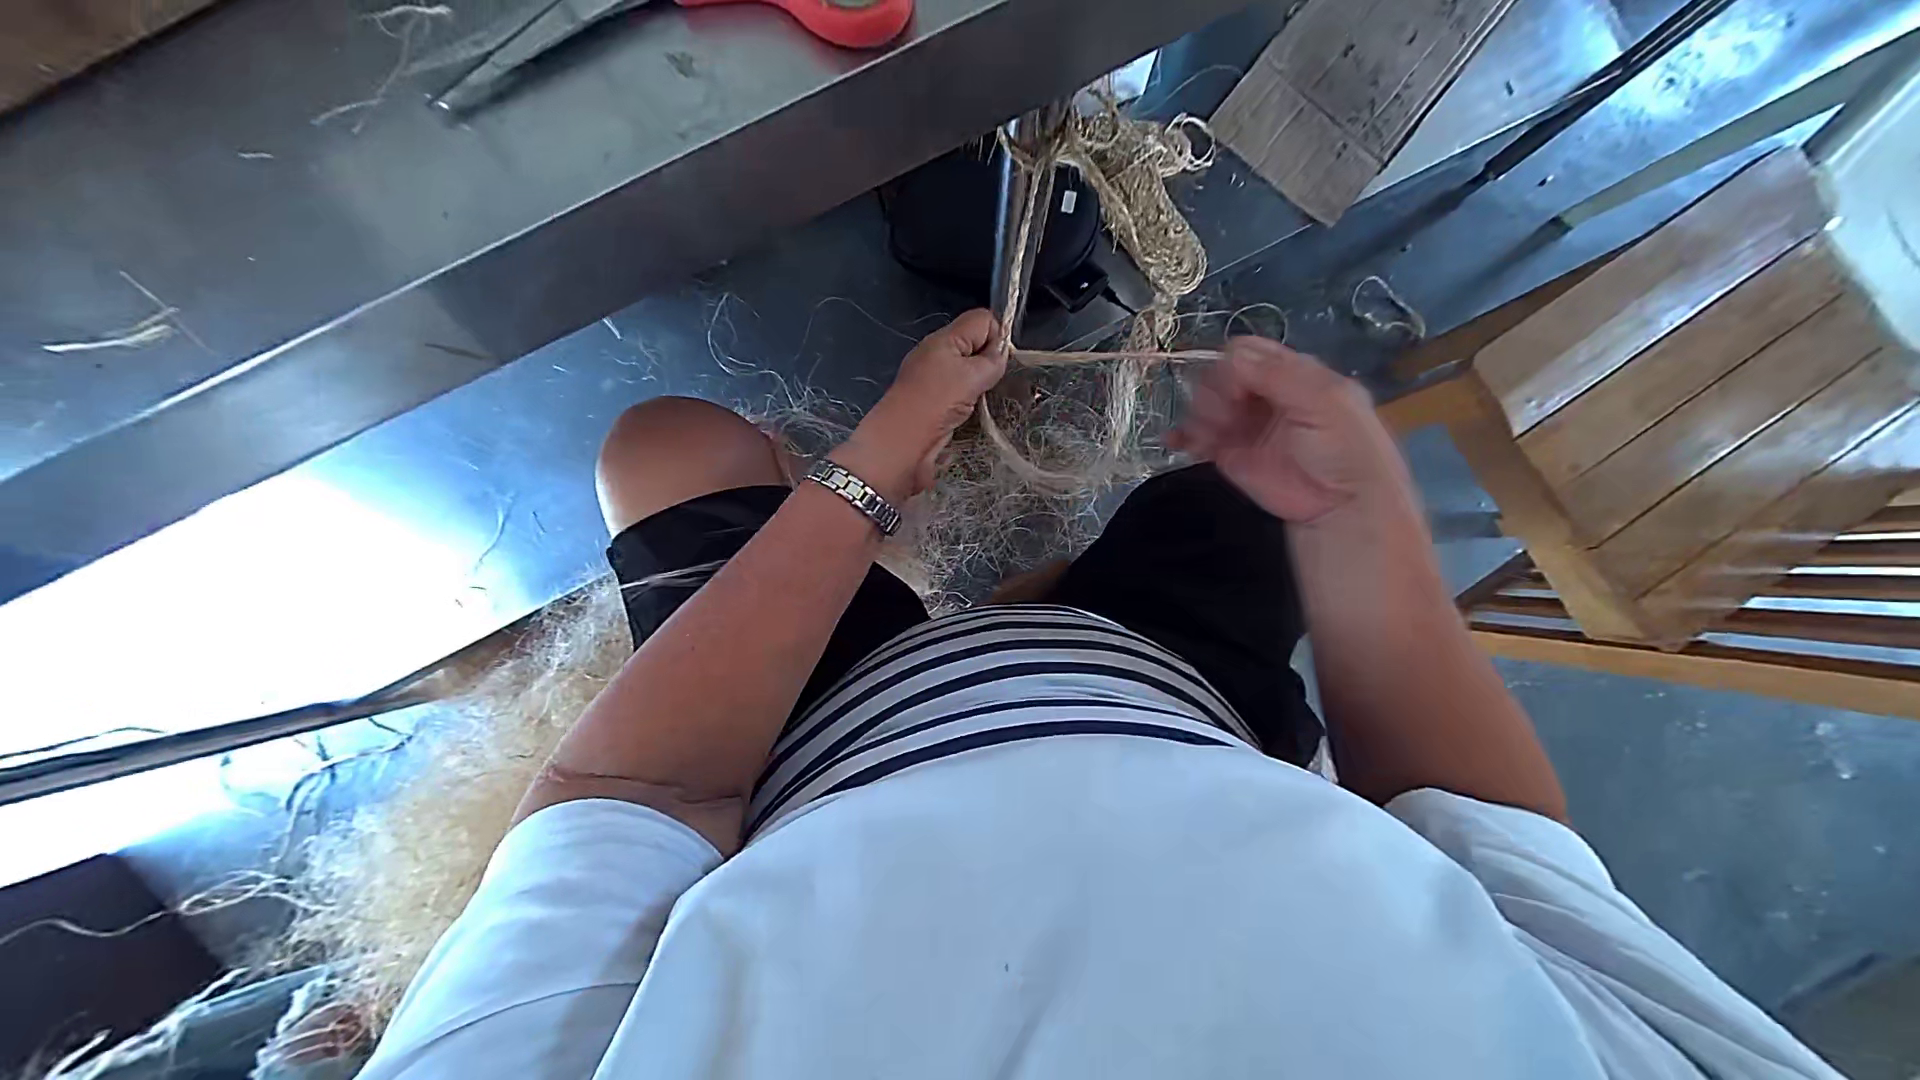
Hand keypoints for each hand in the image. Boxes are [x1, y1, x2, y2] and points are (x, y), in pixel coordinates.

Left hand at [833, 309, 1006, 501]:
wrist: (901, 446)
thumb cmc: (935, 404)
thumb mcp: (971, 376)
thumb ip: (992, 360)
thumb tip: (1001, 353)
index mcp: (944, 339)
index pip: (981, 320)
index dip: (998, 336)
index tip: (1001, 363)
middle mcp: (937, 355)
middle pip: (975, 346)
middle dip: (990, 362)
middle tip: (991, 385)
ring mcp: (932, 380)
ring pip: (968, 372)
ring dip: (979, 385)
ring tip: (980, 402)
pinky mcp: (931, 404)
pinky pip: (959, 393)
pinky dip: (968, 402)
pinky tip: (969, 414)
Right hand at [1168, 337, 1414, 530]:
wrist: (1340, 506)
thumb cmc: (1345, 449)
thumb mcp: (1327, 401)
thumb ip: (1281, 375)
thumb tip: (1232, 356)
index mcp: (1290, 374)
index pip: (1247, 354)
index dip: (1233, 366)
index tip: (1236, 390)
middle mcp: (1263, 396)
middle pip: (1219, 377)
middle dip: (1214, 392)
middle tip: (1227, 414)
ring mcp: (1243, 425)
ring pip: (1203, 404)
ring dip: (1199, 414)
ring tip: (1213, 434)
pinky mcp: (1227, 454)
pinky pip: (1195, 437)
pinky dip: (1182, 436)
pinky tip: (1178, 440)